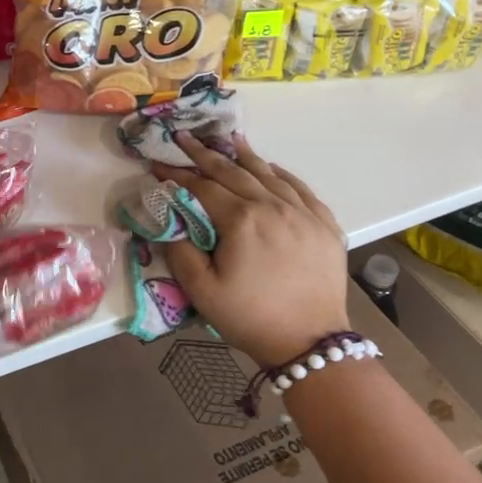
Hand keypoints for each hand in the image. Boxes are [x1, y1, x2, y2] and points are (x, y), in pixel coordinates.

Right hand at [154, 133, 348, 366]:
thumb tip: (170, 219)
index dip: (177, 174)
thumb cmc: (250, 317)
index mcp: (241, 220)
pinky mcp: (324, 226)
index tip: (157, 164)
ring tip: (227, 138)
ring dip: (244, 155)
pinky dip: (282, 174)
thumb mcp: (201, 290)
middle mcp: (273, 206)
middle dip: (204, 153)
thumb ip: (180, 250)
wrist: (310, 344)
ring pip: (268, 173)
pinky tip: (270, 167)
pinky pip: (301, 189)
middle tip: (184, 137)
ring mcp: (303, 214)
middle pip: (233, 171)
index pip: (202, 186)